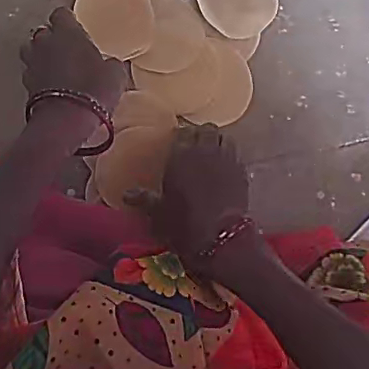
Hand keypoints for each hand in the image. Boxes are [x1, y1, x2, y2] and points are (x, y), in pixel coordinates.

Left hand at [22, 7, 125, 112]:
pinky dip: (38, 76)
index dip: (68, 20)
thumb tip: (112, 64)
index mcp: (67, 33)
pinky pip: (31, 73)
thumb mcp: (115, 75)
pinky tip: (50, 85)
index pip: (61, 14)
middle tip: (67, 49)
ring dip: (40, 55)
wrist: (66, 120)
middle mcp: (45, 43)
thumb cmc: (94, 89)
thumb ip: (112, 64)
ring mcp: (32, 63)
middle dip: (52, 38)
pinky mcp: (26, 85)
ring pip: (30, 51)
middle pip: (42, 32)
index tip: (76, 28)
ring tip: (55, 66)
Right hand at [126, 125, 259, 273]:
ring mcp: (226, 158)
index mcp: (180, 155)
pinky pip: (236, 154)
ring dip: (217, 142)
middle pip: (206, 129)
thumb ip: (143, 199)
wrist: (220, 238)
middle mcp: (204, 150)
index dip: (181, 136)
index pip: (182, 132)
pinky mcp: (242, 171)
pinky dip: (230, 156)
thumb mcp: (158, 212)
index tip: (178, 143)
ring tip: (212, 153)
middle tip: (195, 146)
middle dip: (201, 135)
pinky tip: (225, 167)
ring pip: (224, 137)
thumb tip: (126, 194)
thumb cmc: (183, 224)